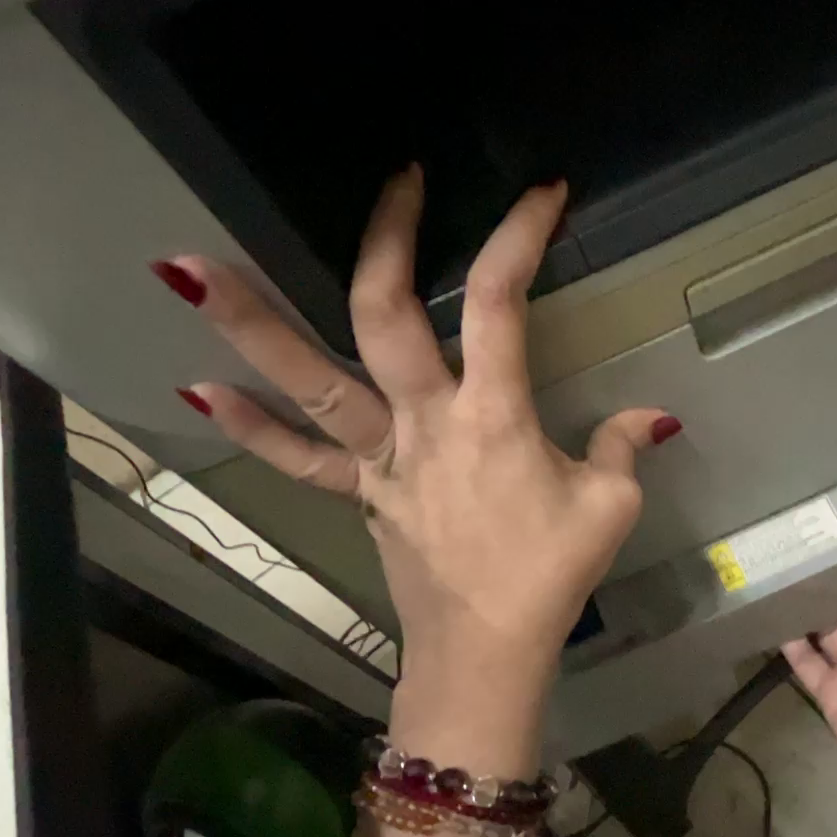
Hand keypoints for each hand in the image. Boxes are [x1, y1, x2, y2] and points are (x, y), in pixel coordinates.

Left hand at [166, 167, 674, 769]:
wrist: (486, 651)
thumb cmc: (550, 577)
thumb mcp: (610, 508)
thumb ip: (625, 449)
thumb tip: (650, 419)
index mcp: (494, 417)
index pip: (502, 305)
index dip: (520, 238)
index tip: (541, 194)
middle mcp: (425, 422)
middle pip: (387, 317)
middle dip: (388, 243)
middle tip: (397, 184)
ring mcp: (380, 458)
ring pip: (312, 382)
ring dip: (251, 326)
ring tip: (185, 269)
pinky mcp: (360, 493)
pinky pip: (300, 460)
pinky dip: (253, 427)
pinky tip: (198, 390)